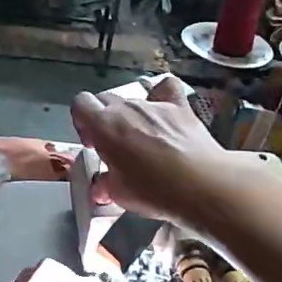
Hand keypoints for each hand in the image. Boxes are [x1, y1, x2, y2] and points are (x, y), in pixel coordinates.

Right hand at [69, 79, 281, 232]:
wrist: (201, 185)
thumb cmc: (154, 191)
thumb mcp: (119, 194)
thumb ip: (105, 184)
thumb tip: (101, 187)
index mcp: (104, 125)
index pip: (80, 104)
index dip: (82, 121)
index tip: (93, 143)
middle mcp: (127, 108)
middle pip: (106, 99)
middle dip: (105, 119)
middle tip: (114, 146)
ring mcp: (155, 105)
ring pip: (134, 99)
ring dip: (132, 116)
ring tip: (144, 140)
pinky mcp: (181, 108)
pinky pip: (166, 88)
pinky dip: (162, 96)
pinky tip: (165, 113)